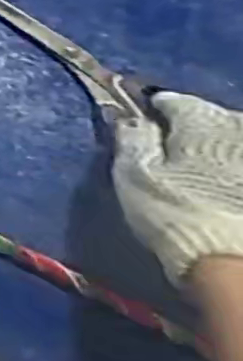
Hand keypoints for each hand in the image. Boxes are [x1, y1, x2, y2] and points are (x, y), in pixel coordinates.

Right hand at [113, 92, 242, 284]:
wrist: (240, 259)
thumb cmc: (174, 211)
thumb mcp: (134, 172)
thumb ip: (131, 137)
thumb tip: (129, 115)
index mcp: (204, 123)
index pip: (174, 100)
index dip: (152, 105)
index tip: (137, 115)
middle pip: (217, 118)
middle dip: (197, 126)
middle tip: (172, 142)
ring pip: (238, 139)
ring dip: (222, 146)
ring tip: (203, 164)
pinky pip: (242, 160)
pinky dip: (234, 165)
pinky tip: (226, 180)